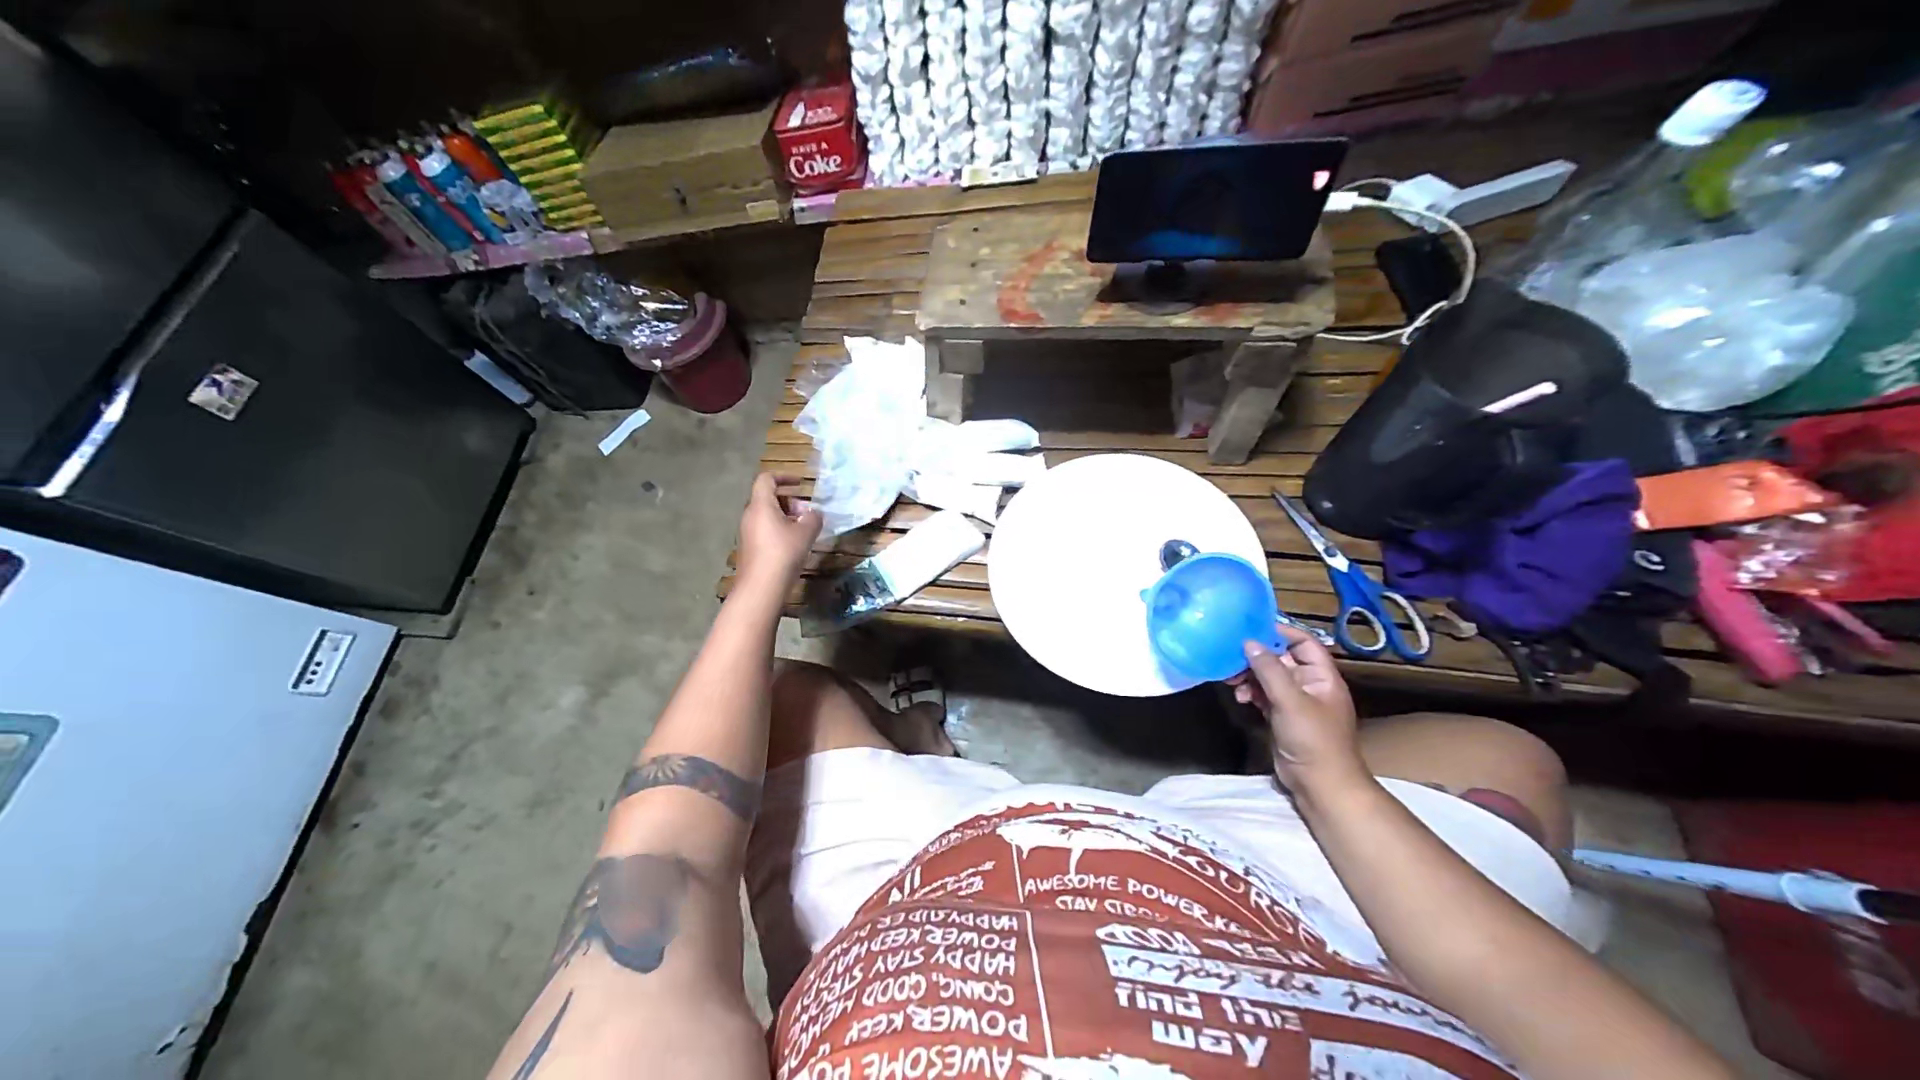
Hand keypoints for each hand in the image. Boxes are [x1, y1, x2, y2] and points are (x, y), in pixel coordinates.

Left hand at [735, 473, 821, 595]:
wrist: (760, 588)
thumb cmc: (783, 554)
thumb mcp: (806, 533)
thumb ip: (813, 518)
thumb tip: (814, 513)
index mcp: (761, 505)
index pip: (767, 479)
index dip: (784, 476)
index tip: (800, 483)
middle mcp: (750, 515)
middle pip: (767, 497)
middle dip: (789, 500)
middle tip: (806, 512)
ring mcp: (747, 532)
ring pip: (766, 515)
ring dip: (785, 516)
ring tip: (803, 530)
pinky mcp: (749, 547)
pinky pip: (764, 529)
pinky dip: (779, 529)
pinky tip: (793, 545)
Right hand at [1235, 624, 1367, 796]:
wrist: (1321, 784)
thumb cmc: (1313, 739)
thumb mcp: (1291, 701)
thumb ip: (1270, 670)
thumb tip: (1250, 643)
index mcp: (1322, 677)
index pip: (1304, 642)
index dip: (1281, 632)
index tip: (1251, 627)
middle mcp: (1309, 685)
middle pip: (1282, 658)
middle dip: (1257, 656)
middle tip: (1231, 654)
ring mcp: (1295, 702)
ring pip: (1269, 677)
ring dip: (1250, 675)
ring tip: (1230, 678)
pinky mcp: (1282, 717)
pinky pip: (1263, 695)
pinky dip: (1250, 692)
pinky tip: (1239, 696)